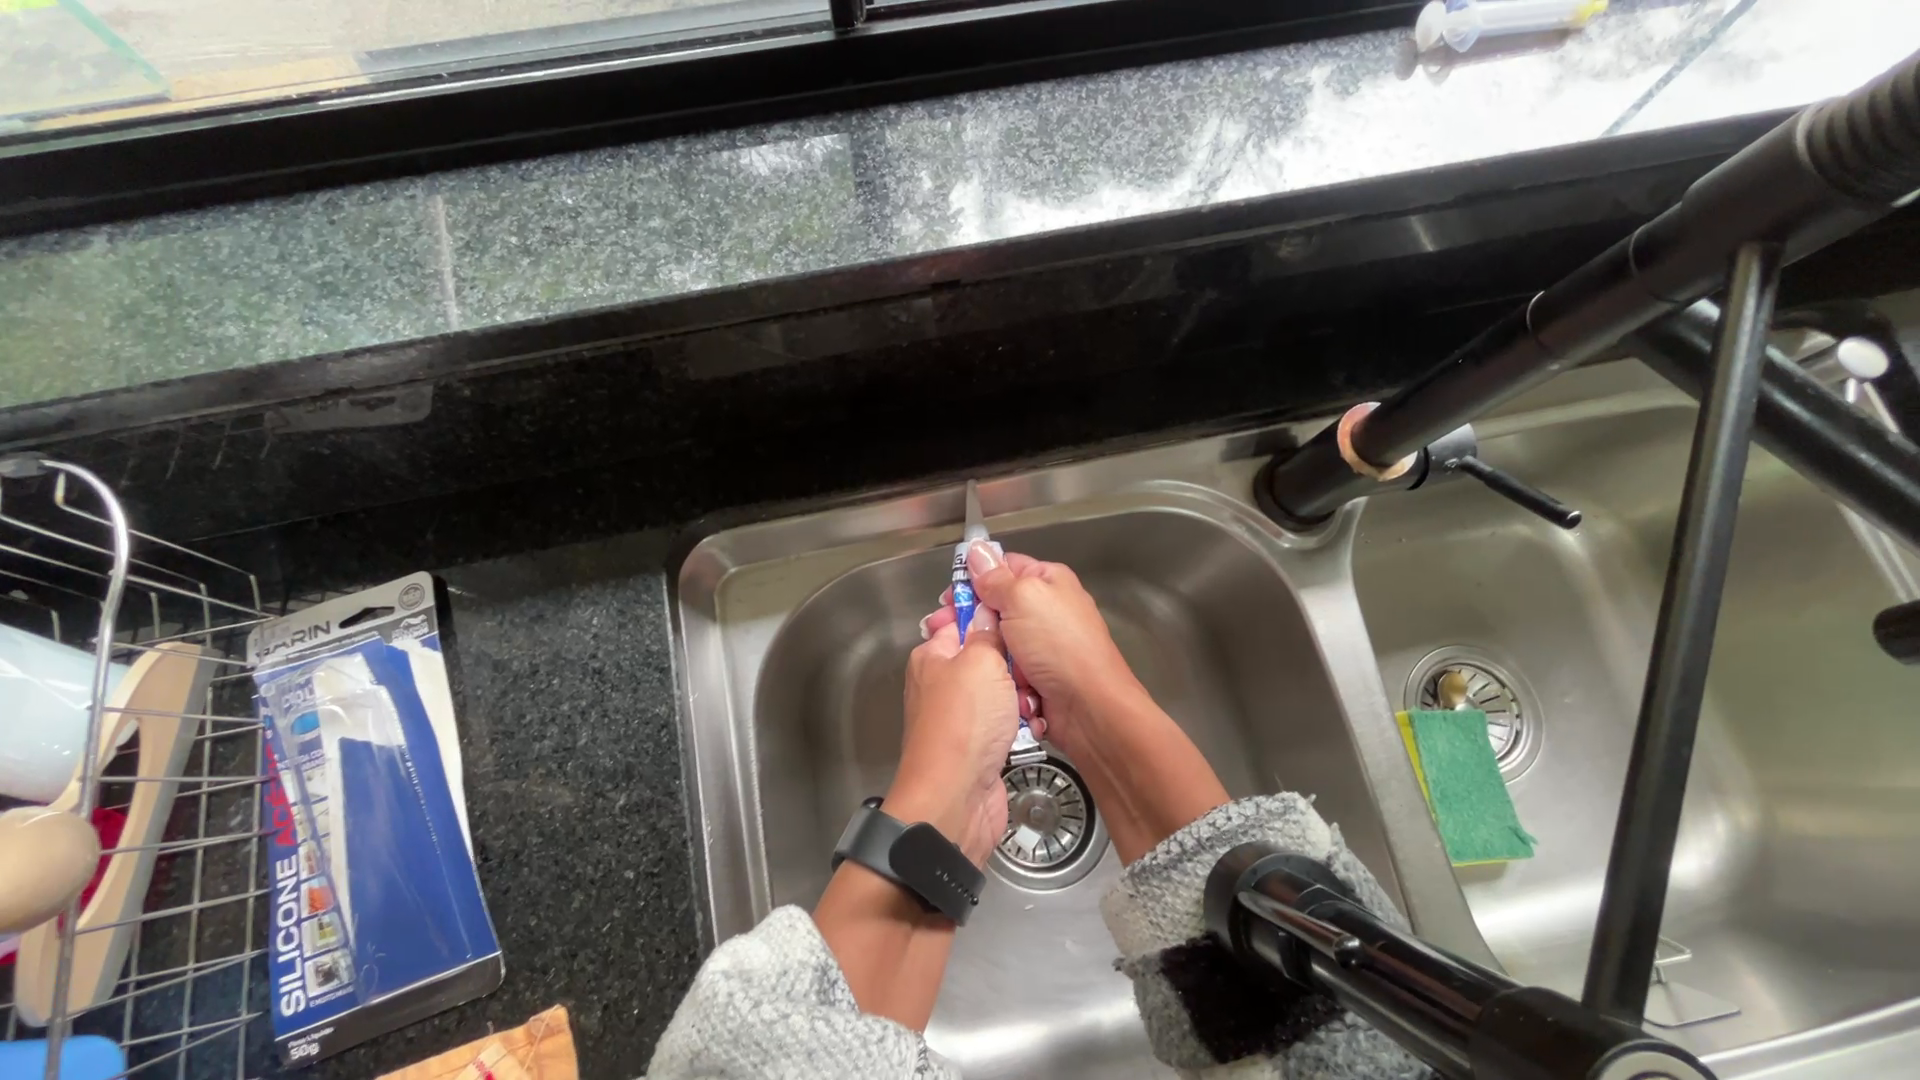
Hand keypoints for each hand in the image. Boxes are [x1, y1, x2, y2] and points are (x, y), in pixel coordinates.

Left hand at [888, 605, 1021, 864]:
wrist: (955, 797)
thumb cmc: (962, 725)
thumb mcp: (980, 662)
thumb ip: (986, 635)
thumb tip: (986, 612)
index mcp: (932, 657)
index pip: (959, 621)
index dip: (985, 615)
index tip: (1013, 612)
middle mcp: (942, 685)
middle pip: (986, 658)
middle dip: (1013, 664)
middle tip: (1024, 669)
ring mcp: (960, 717)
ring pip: (1001, 692)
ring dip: (1021, 698)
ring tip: (1028, 706)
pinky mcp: (977, 745)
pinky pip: (1006, 724)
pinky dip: (1020, 726)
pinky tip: (1030, 729)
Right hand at [924, 542, 1142, 756]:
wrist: (1088, 706)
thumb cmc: (1058, 644)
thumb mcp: (1023, 598)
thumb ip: (996, 577)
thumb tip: (976, 549)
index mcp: (1046, 580)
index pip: (1001, 568)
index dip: (973, 579)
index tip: (947, 598)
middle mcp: (1043, 609)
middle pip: (994, 606)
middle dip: (967, 617)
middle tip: (939, 629)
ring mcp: (1039, 644)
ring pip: (995, 639)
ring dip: (977, 648)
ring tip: (952, 654)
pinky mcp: (1034, 674)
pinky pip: (1004, 667)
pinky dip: (993, 672)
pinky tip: (974, 676)